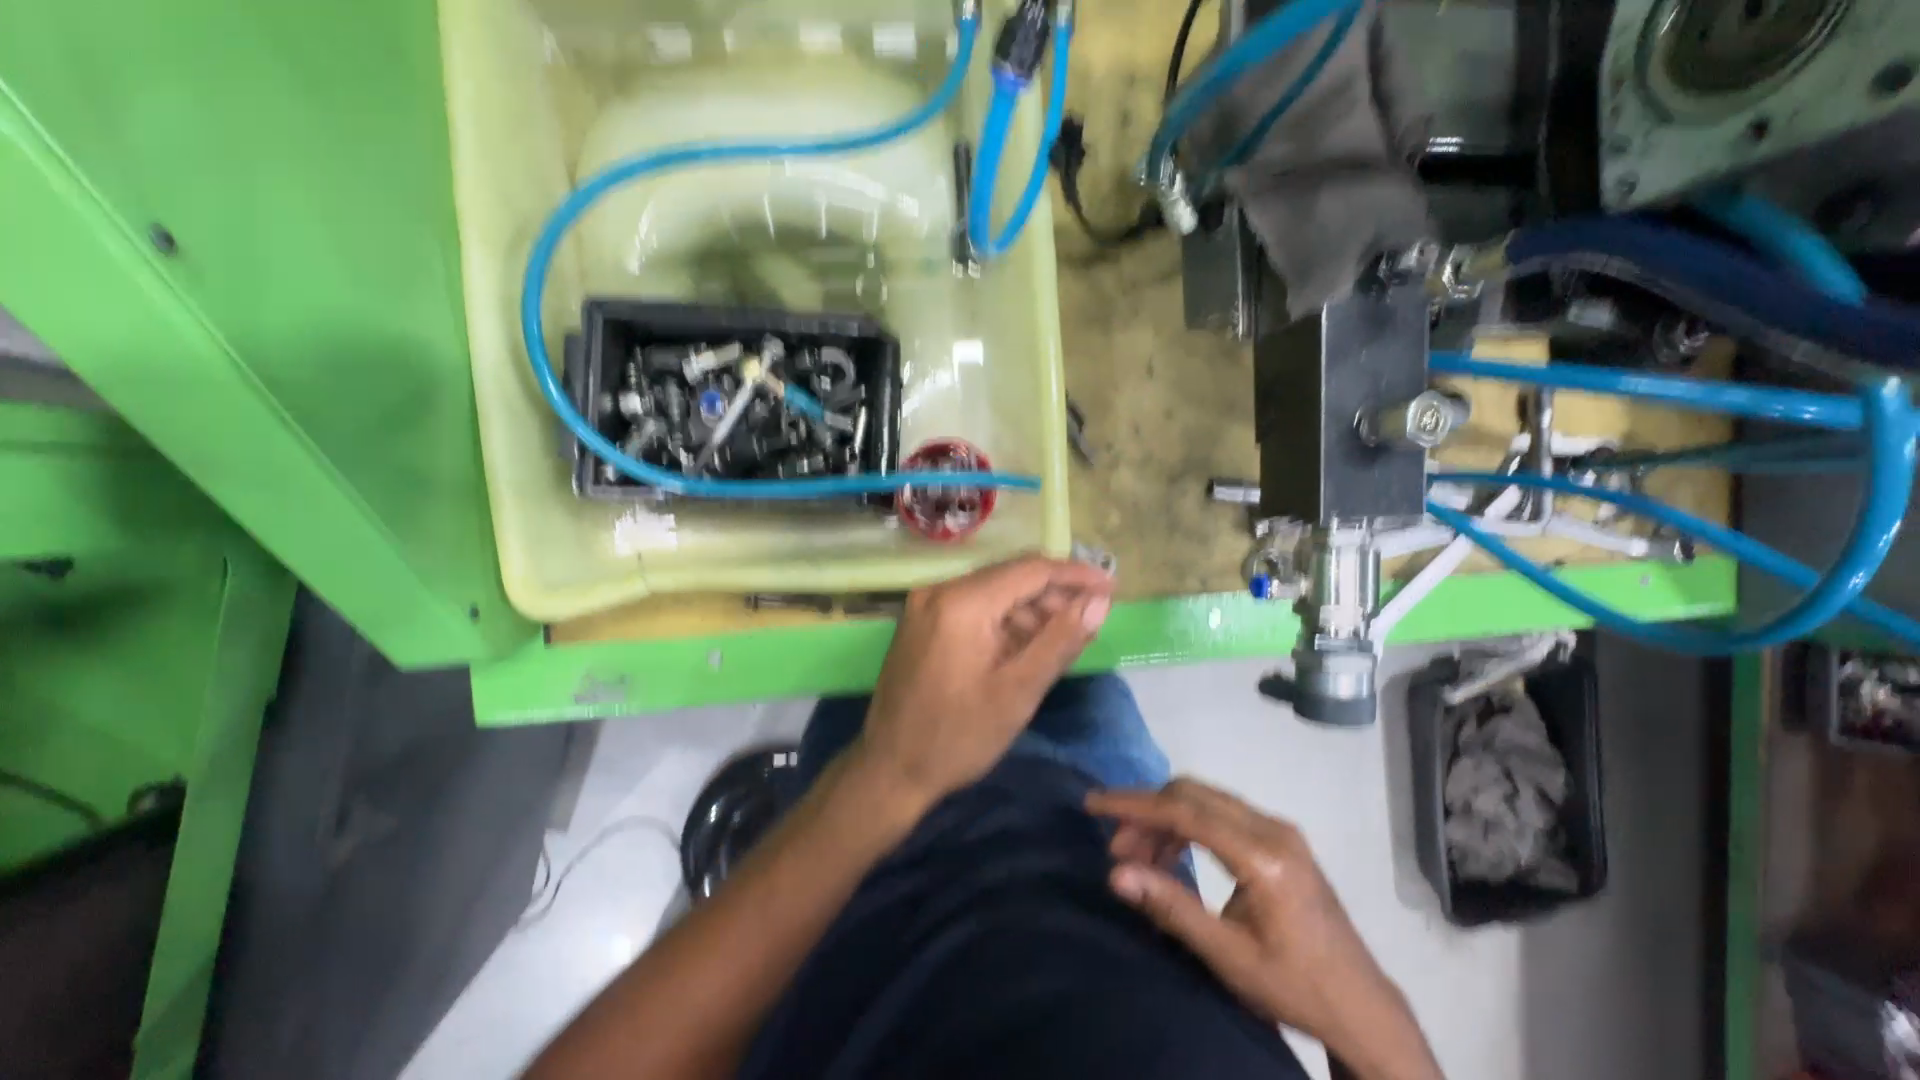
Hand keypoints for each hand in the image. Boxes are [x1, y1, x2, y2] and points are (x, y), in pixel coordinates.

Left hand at [850, 554, 1112, 805]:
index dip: (1075, 575)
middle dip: (1055, 595)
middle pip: (1010, 578)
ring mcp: (925, 608)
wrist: (889, 771)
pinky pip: (973, 610)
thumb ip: (1060, 641)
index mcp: (960, 602)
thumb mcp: (1018, 692)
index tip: (1112, 587)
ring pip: (993, 594)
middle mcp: (938, 592)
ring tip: (1066, 638)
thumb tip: (1099, 602)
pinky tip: (1028, 647)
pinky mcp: (921, 626)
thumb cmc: (957, 737)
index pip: (1029, 570)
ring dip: (1031, 611)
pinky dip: (1004, 624)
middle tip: (1093, 619)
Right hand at [1088, 780, 1442, 1079]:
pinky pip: (1223, 815)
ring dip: (1166, 820)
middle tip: (1117, 851)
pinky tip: (1173, 858)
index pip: (1185, 811)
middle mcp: (1274, 830)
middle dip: (1146, 813)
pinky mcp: (1282, 841)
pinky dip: (1189, 827)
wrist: (1359, 1004)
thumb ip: (1171, 908)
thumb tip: (1116, 874)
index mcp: (1263, 856)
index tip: (1093, 805)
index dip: (1134, 805)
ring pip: (1207, 801)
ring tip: (1138, 860)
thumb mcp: (1227, 954)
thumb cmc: (1292, 985)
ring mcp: (1282, 832)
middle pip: (1193, 794)